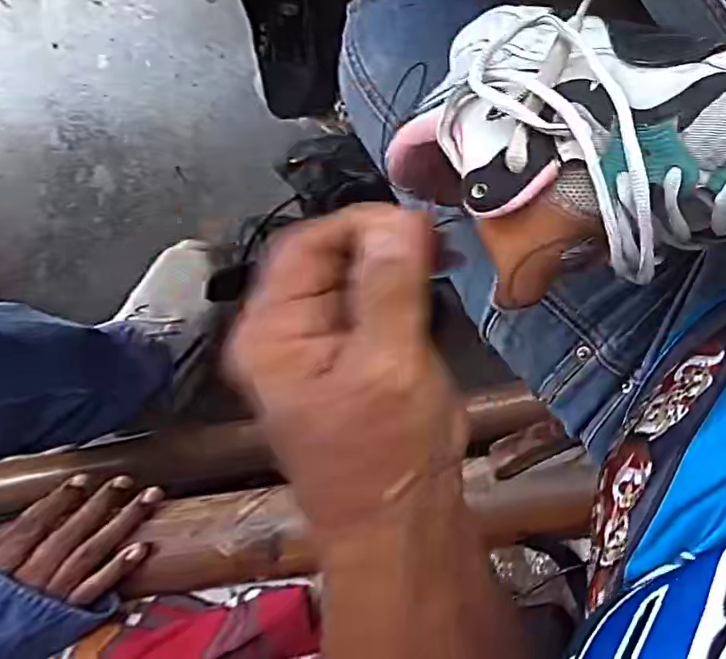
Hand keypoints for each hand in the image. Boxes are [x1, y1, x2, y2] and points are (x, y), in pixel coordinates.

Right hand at [0, 474, 161, 607]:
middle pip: (66, 535)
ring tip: (149, 496)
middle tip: (123, 481)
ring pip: (88, 553)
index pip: (29, 529)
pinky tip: (141, 548)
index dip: (57, 501)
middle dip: (99, 504)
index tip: (82, 480)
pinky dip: (117, 568)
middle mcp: (21, 582)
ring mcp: (46, 597)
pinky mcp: (63, 614)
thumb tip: (27, 513)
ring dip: (123, 521)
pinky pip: (93, 589)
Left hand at [224, 205, 465, 544]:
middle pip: (335, 251)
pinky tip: (444, 274)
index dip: (363, 221)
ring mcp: (331, 335)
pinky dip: (414, 274)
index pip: (307, 242)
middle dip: (389, 235)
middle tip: (443, 237)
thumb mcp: (388, 363)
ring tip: (449, 253)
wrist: (402, 507)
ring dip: (405, 252)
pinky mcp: (367, 343)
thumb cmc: (385, 445)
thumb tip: (400, 218)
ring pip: (363, 267)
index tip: (422, 221)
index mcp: (276, 329)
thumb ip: (390, 288)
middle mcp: (294, 325)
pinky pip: (384, 290)